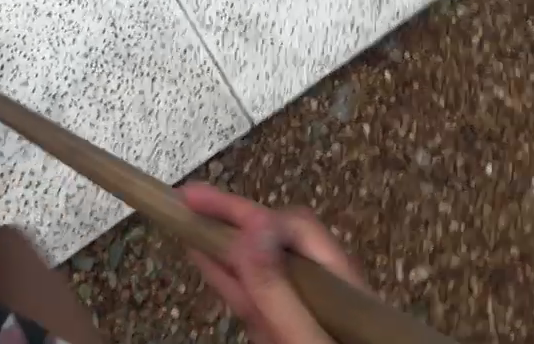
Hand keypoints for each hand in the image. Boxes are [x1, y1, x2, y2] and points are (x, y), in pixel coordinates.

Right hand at [179, 183, 370, 343]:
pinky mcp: (289, 341)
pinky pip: (258, 304)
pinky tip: (208, 264)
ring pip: (265, 272)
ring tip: (187, 223)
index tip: (201, 204)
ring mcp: (308, 322)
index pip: (298, 233)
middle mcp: (327, 300)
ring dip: (227, 245)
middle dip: (234, 219)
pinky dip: (231, 281)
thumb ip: (280, 292)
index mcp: (346, 293)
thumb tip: (253, 226)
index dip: (249, 213)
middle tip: (187, 202)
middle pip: (280, 245)